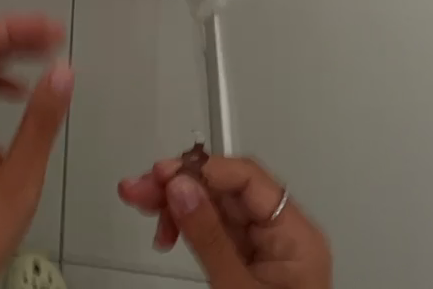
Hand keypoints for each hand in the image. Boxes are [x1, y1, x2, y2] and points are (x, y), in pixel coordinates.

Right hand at [118, 155, 331, 288]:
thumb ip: (209, 237)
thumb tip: (180, 185)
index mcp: (294, 235)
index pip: (247, 178)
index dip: (202, 170)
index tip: (162, 175)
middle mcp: (280, 233)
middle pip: (225, 189)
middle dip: (178, 184)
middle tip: (138, 189)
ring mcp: (262, 248)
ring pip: (213, 205)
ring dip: (174, 201)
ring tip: (139, 201)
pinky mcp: (245, 262)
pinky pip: (211, 228)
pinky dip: (184, 224)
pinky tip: (164, 232)